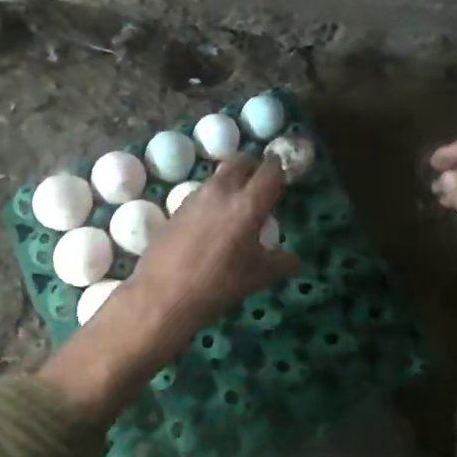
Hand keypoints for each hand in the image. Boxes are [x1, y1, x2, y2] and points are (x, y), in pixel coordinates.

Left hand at [124, 153, 298, 341]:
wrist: (162, 295)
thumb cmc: (217, 285)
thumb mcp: (257, 277)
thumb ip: (281, 263)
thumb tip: (294, 259)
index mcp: (247, 204)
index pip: (270, 171)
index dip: (279, 172)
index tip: (283, 180)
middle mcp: (221, 192)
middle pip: (241, 161)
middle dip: (254, 168)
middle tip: (261, 188)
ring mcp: (195, 197)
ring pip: (219, 176)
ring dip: (231, 182)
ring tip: (236, 209)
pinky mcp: (177, 208)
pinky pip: (201, 193)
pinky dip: (212, 199)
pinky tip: (211, 225)